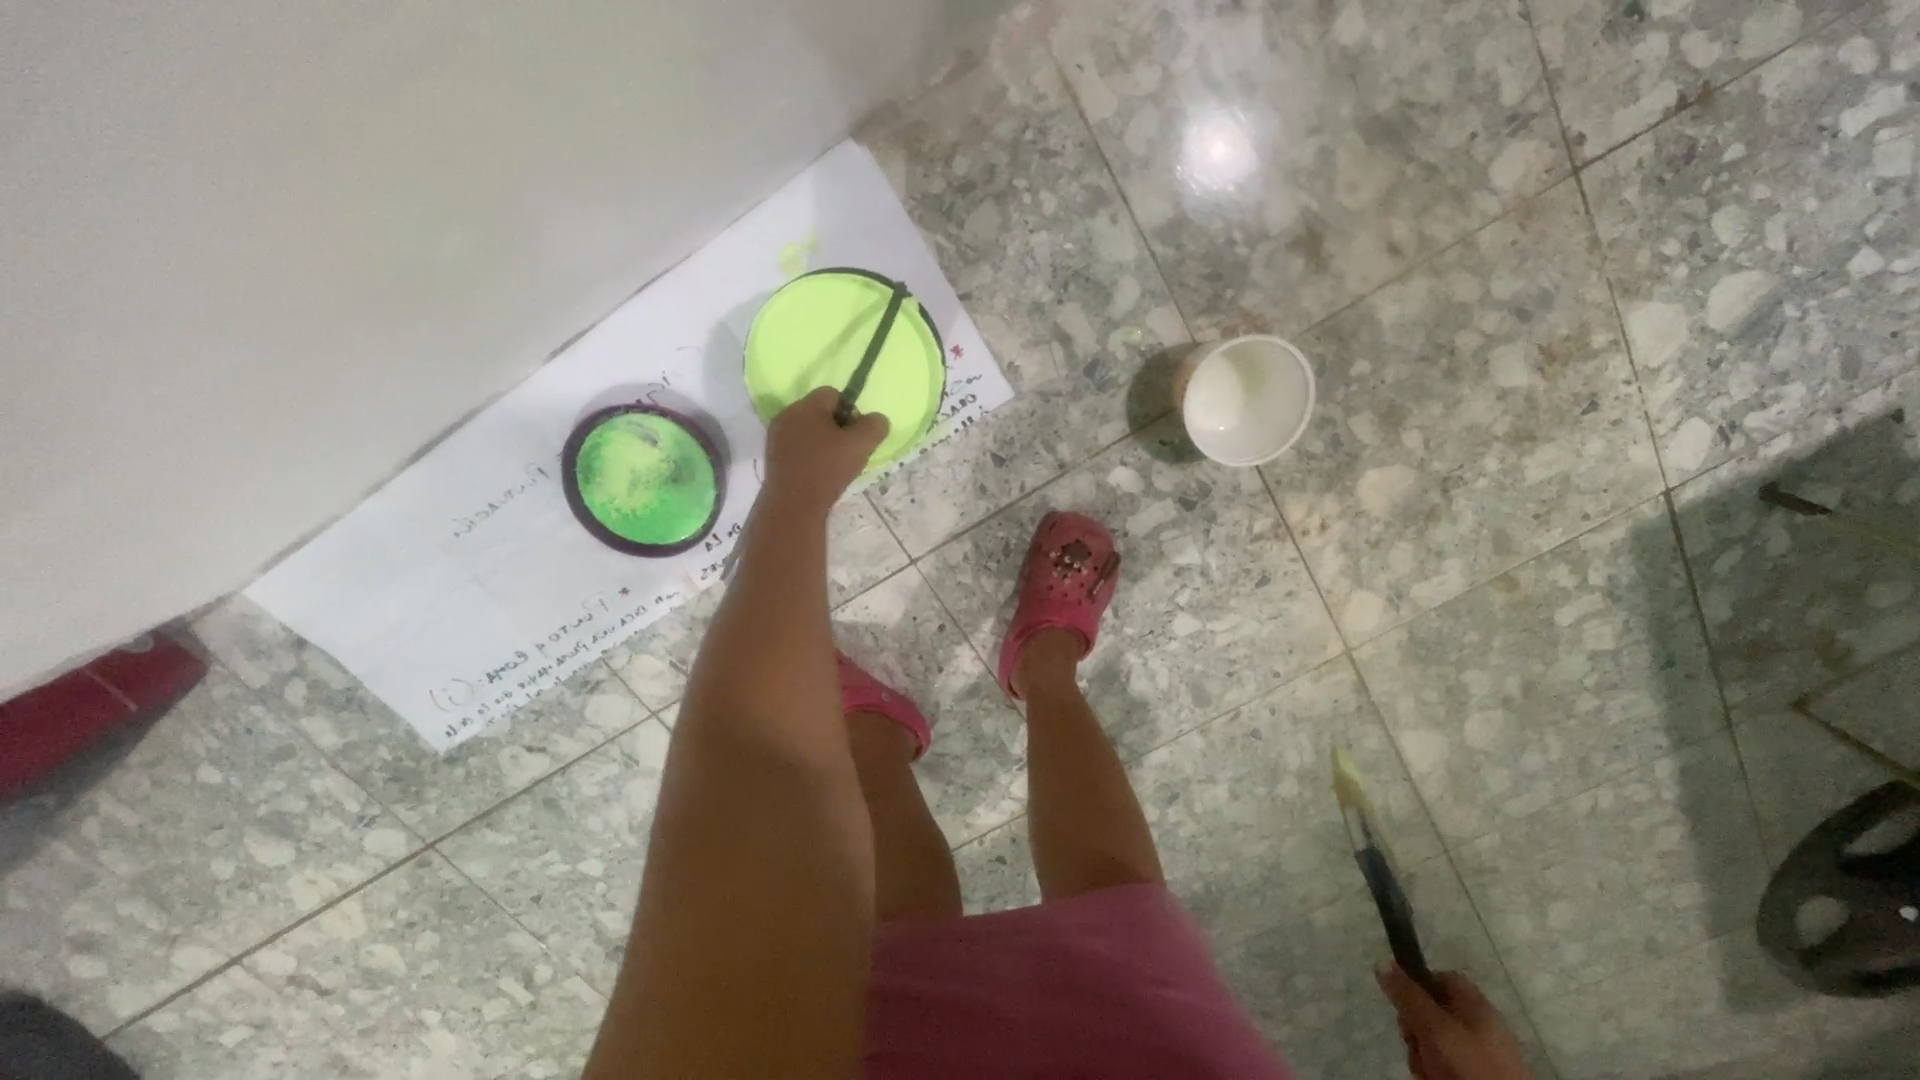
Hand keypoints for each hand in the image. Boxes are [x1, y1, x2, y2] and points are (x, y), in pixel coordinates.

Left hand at [762, 387, 889, 515]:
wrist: (793, 505)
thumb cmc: (827, 469)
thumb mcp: (861, 445)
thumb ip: (874, 426)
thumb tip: (877, 420)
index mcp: (806, 406)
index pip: (833, 394)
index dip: (850, 411)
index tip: (855, 436)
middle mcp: (787, 415)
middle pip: (819, 411)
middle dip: (836, 427)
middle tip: (846, 451)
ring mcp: (776, 436)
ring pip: (807, 430)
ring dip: (823, 442)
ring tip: (833, 465)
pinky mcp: (772, 457)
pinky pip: (797, 446)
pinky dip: (809, 455)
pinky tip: (817, 474)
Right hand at [1376, 965, 1532, 1079]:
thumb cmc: (1472, 1066)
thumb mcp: (1435, 1027)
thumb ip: (1409, 996)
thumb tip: (1382, 962)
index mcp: (1477, 1005)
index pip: (1442, 977)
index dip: (1418, 984)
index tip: (1402, 1001)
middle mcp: (1478, 1025)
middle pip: (1432, 1011)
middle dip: (1414, 1027)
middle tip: (1413, 1040)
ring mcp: (1477, 1053)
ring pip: (1433, 1039)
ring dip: (1420, 1052)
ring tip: (1427, 1067)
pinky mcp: (1472, 1074)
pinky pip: (1442, 1062)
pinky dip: (1432, 1069)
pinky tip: (1433, 1078)